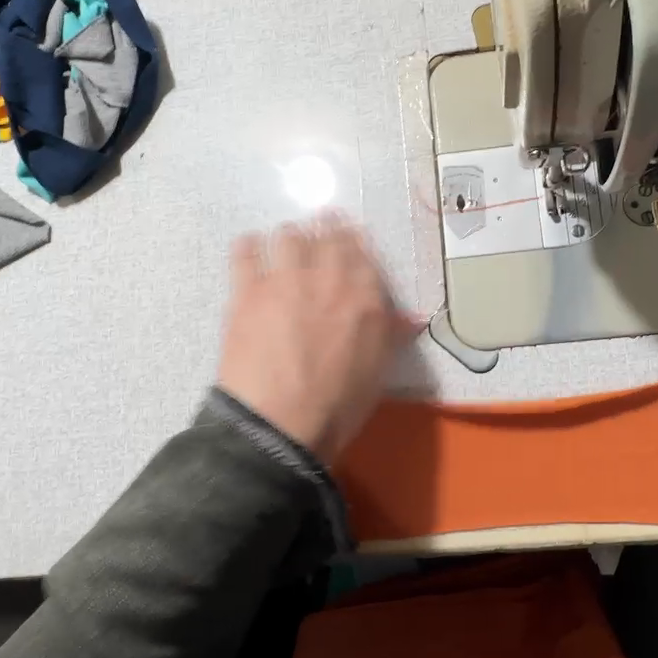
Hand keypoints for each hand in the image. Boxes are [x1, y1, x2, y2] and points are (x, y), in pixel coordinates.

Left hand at [216, 214, 415, 460]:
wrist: (281, 426)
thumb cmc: (337, 407)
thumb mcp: (378, 373)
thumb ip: (392, 336)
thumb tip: (413, 317)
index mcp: (367, 299)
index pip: (363, 253)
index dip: (353, 241)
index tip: (347, 238)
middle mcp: (330, 279)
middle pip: (327, 236)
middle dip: (324, 231)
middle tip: (317, 232)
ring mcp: (286, 280)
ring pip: (288, 236)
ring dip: (289, 239)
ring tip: (284, 249)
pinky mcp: (247, 290)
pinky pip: (244, 251)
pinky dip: (248, 246)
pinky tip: (249, 249)